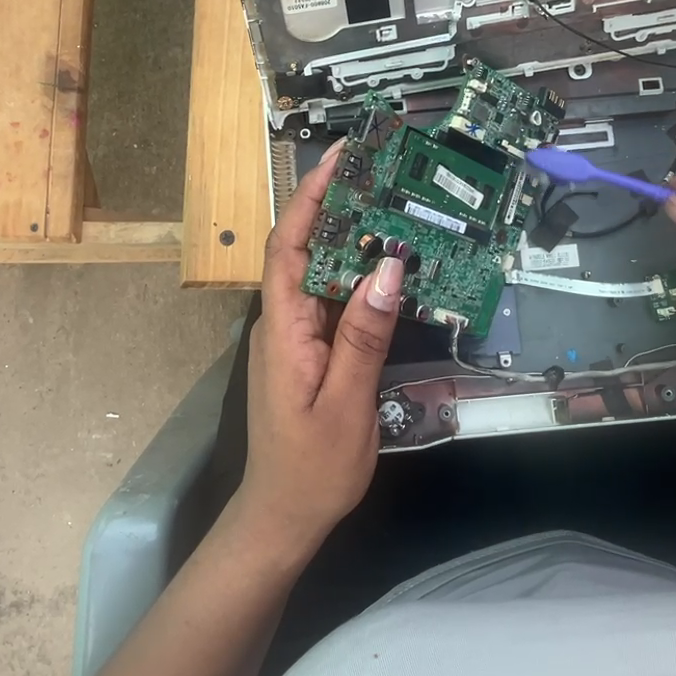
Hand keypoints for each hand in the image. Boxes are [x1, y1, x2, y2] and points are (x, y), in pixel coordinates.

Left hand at [237, 139, 403, 557]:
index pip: (288, 245)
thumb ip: (365, 335)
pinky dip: (357, 279)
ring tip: (394, 208)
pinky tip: (388, 270)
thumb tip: (388, 266)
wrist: (282, 516)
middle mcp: (281, 321)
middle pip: (304, 249)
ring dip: (351, 240)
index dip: (312, 197)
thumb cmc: (313, 467)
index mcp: (283, 328)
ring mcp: (293, 336)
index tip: (342, 159)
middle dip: (337, 206)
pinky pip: (331, 302)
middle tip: (383, 173)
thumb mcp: (347, 402)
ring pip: (320, 274)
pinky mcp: (307, 350)